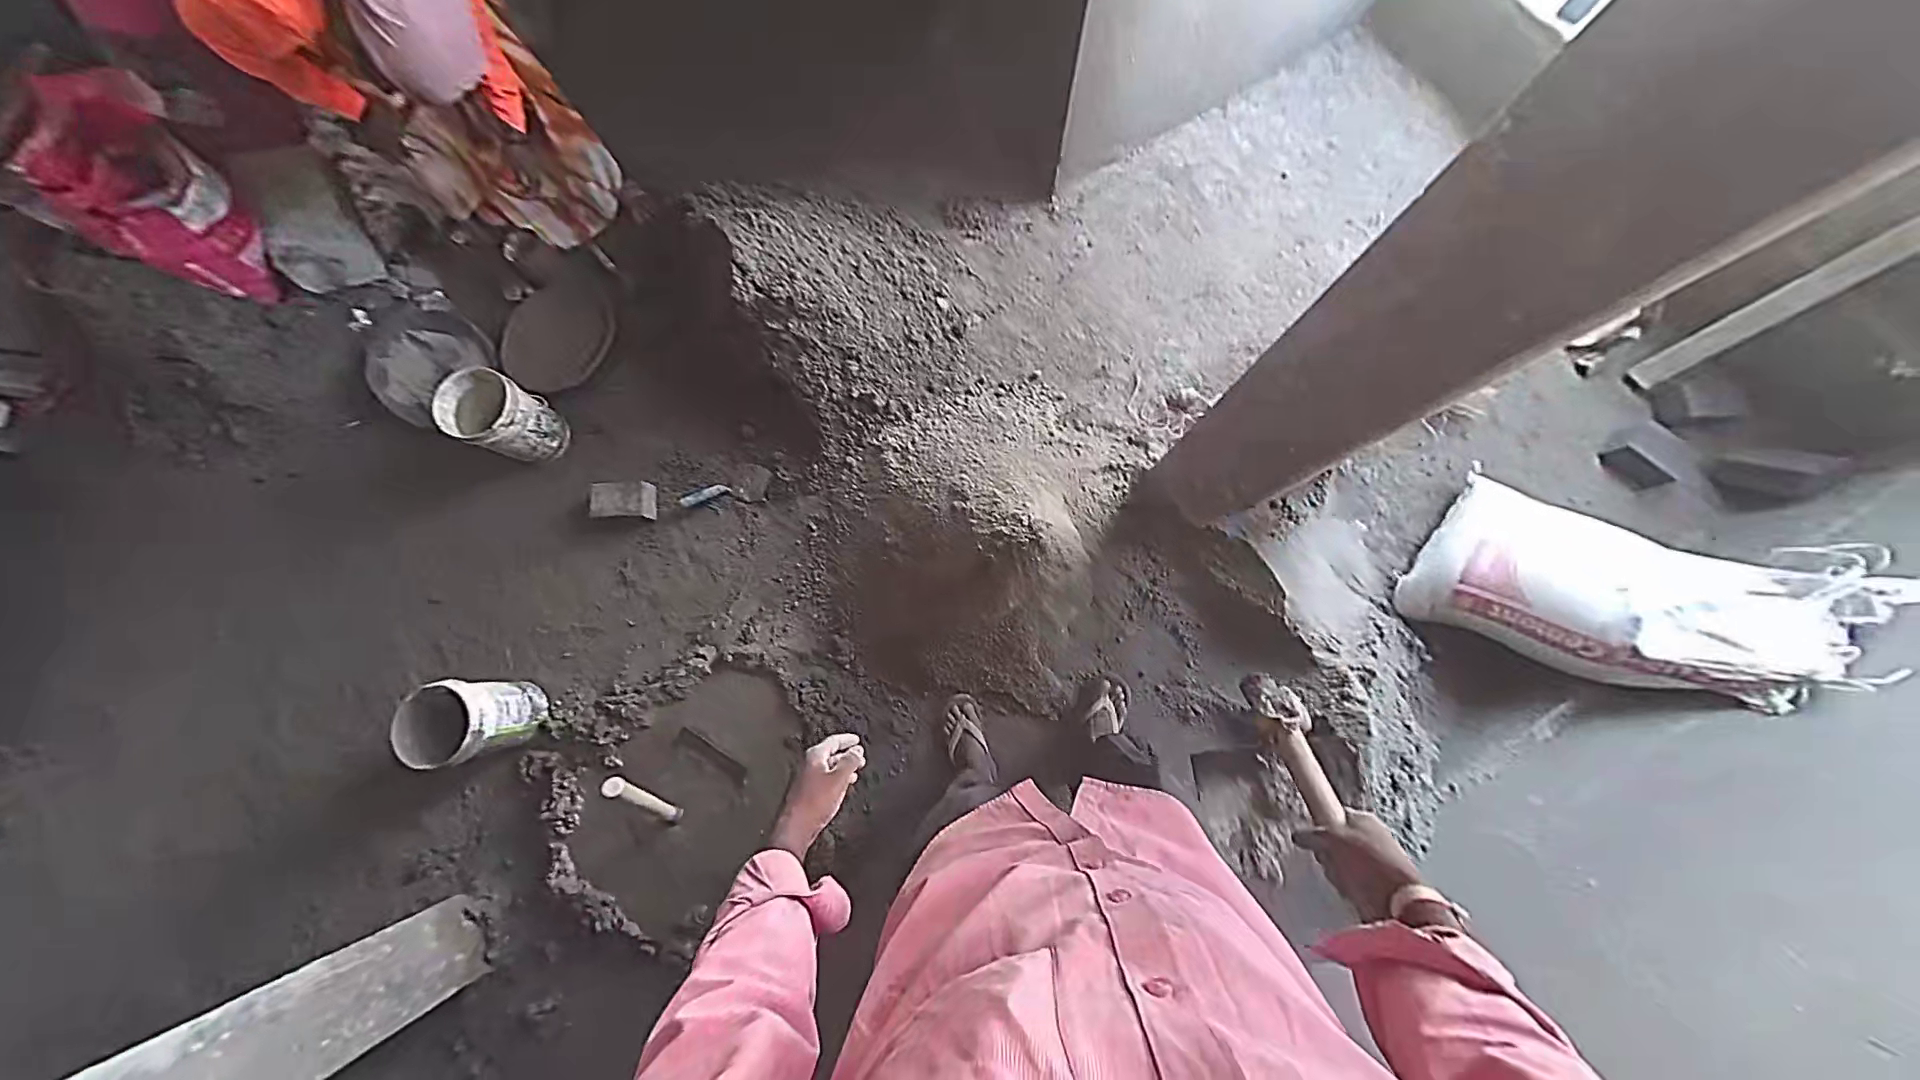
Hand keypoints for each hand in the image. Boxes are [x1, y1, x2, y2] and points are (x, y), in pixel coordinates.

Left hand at [769, 734, 864, 859]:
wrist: (796, 827)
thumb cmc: (814, 803)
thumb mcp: (839, 778)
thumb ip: (850, 761)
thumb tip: (857, 751)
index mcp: (814, 757)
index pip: (834, 741)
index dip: (847, 740)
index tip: (856, 740)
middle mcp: (808, 765)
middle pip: (830, 753)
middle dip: (846, 755)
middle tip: (859, 756)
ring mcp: (806, 778)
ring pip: (828, 767)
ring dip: (843, 768)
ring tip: (855, 771)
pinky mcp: (806, 792)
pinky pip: (825, 779)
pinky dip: (837, 778)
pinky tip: (843, 786)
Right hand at [1294, 810, 1426, 922]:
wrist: (1404, 905)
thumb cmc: (1371, 864)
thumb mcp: (1332, 840)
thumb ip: (1312, 834)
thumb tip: (1298, 835)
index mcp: (1365, 819)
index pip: (1333, 814)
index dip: (1320, 826)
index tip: (1312, 835)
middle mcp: (1373, 838)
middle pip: (1335, 841)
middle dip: (1327, 854)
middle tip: (1328, 860)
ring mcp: (1377, 863)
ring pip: (1341, 864)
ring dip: (1337, 873)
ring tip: (1343, 880)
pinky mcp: (1379, 886)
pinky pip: (1351, 884)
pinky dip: (1347, 888)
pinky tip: (1351, 892)